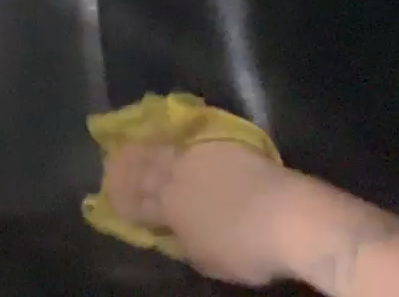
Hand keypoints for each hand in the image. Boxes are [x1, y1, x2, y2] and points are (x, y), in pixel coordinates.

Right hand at [102, 140, 301, 286]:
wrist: (290, 214)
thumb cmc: (251, 249)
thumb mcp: (211, 260)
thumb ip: (185, 243)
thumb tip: (170, 232)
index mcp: (171, 208)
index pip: (138, 202)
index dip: (122, 200)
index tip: (108, 197)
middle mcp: (176, 176)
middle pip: (143, 168)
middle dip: (124, 167)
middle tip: (109, 162)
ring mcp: (196, 156)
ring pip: (160, 149)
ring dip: (141, 148)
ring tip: (127, 145)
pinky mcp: (218, 143)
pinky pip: (184, 138)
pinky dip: (168, 138)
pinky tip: (165, 136)